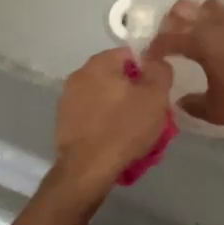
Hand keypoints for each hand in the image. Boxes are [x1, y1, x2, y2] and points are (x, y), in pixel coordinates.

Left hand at [53, 48, 173, 189]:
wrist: (87, 169)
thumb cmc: (124, 128)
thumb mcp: (155, 96)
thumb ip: (160, 71)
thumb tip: (156, 62)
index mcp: (99, 63)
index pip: (130, 55)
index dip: (149, 72)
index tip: (158, 94)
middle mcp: (79, 75)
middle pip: (117, 77)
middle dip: (135, 94)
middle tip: (150, 115)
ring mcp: (67, 100)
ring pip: (105, 98)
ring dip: (120, 110)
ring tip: (135, 133)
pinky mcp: (64, 122)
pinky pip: (92, 116)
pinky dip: (105, 124)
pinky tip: (115, 142)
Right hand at [144, 0, 223, 126]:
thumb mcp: (217, 110)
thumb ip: (195, 105)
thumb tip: (180, 102)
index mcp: (200, 42)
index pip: (168, 39)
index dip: (155, 47)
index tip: (149, 56)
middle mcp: (216, 24)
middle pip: (185, 9)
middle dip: (172, 20)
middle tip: (170, 35)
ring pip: (211, 3)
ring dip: (200, 12)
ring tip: (200, 27)